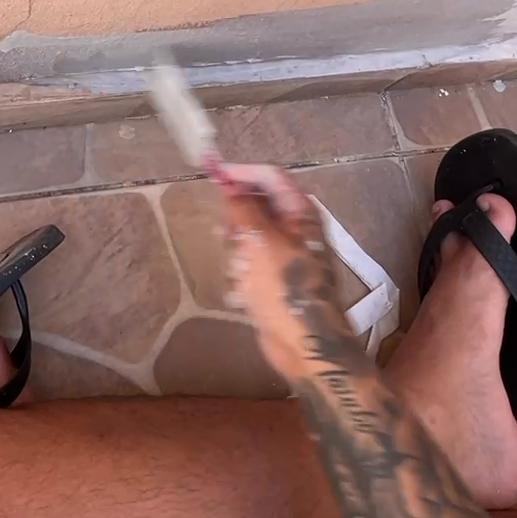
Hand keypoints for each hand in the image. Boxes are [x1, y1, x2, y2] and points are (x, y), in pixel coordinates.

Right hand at [216, 163, 338, 377]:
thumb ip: (242, 208)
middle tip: (225, 235)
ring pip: (247, 237)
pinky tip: (244, 295)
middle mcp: (296, 229)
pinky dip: (242, 276)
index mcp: (300, 213)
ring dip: (237, 253)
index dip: (240, 172)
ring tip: (240, 272)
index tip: (211, 174)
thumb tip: (229, 182)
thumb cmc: (285, 288)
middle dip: (236, 221)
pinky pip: (248, 265)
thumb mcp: (258, 242)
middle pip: (256, 205)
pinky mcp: (274, 279)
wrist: (305, 345)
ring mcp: (285, 255)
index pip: (269, 175)